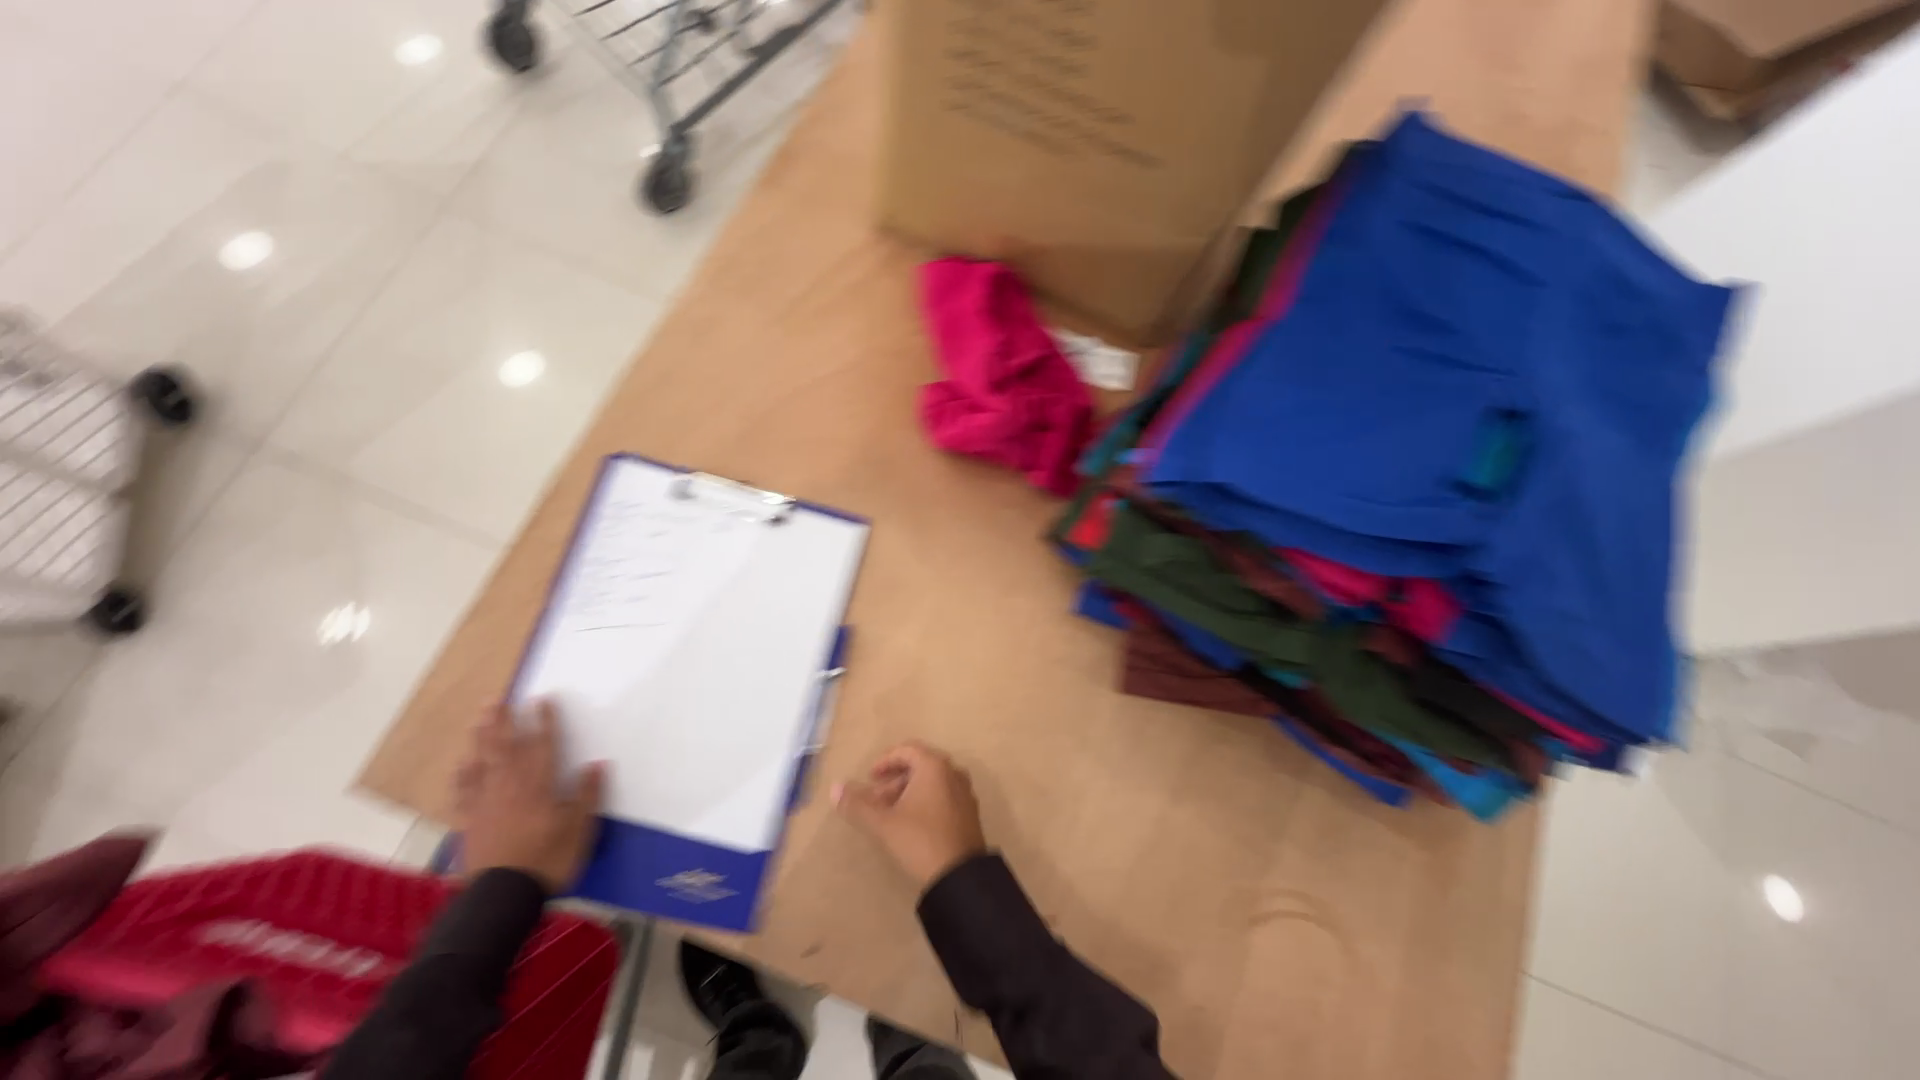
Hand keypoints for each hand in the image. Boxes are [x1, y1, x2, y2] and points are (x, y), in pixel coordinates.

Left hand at [454, 700, 606, 892]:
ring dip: (482, 738)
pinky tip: (461, 764)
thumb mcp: (579, 830)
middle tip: (499, 697)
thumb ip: (587, 795)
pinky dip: (463, 774)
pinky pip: (464, 790)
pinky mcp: (469, 820)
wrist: (502, 895)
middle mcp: (510, 786)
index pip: (543, 746)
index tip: (542, 699)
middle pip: (506, 746)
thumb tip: (596, 764)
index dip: (544, 721)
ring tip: (480, 717)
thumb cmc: (548, 860)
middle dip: (504, 721)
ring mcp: (485, 802)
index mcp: (539, 786)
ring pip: (483, 762)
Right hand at [833, 740, 986, 890]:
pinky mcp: (970, 812)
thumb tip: (835, 788)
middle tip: (876, 800)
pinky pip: (943, 795)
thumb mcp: (883, 823)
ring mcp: (965, 792)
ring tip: (890, 814)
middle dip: (894, 779)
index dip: (884, 761)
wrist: (960, 875)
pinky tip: (912, 824)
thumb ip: (858, 804)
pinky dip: (925, 800)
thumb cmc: (920, 840)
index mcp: (934, 766)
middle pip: (919, 765)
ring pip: (931, 782)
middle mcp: (953, 773)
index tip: (870, 779)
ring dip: (908, 791)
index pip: (907, 750)